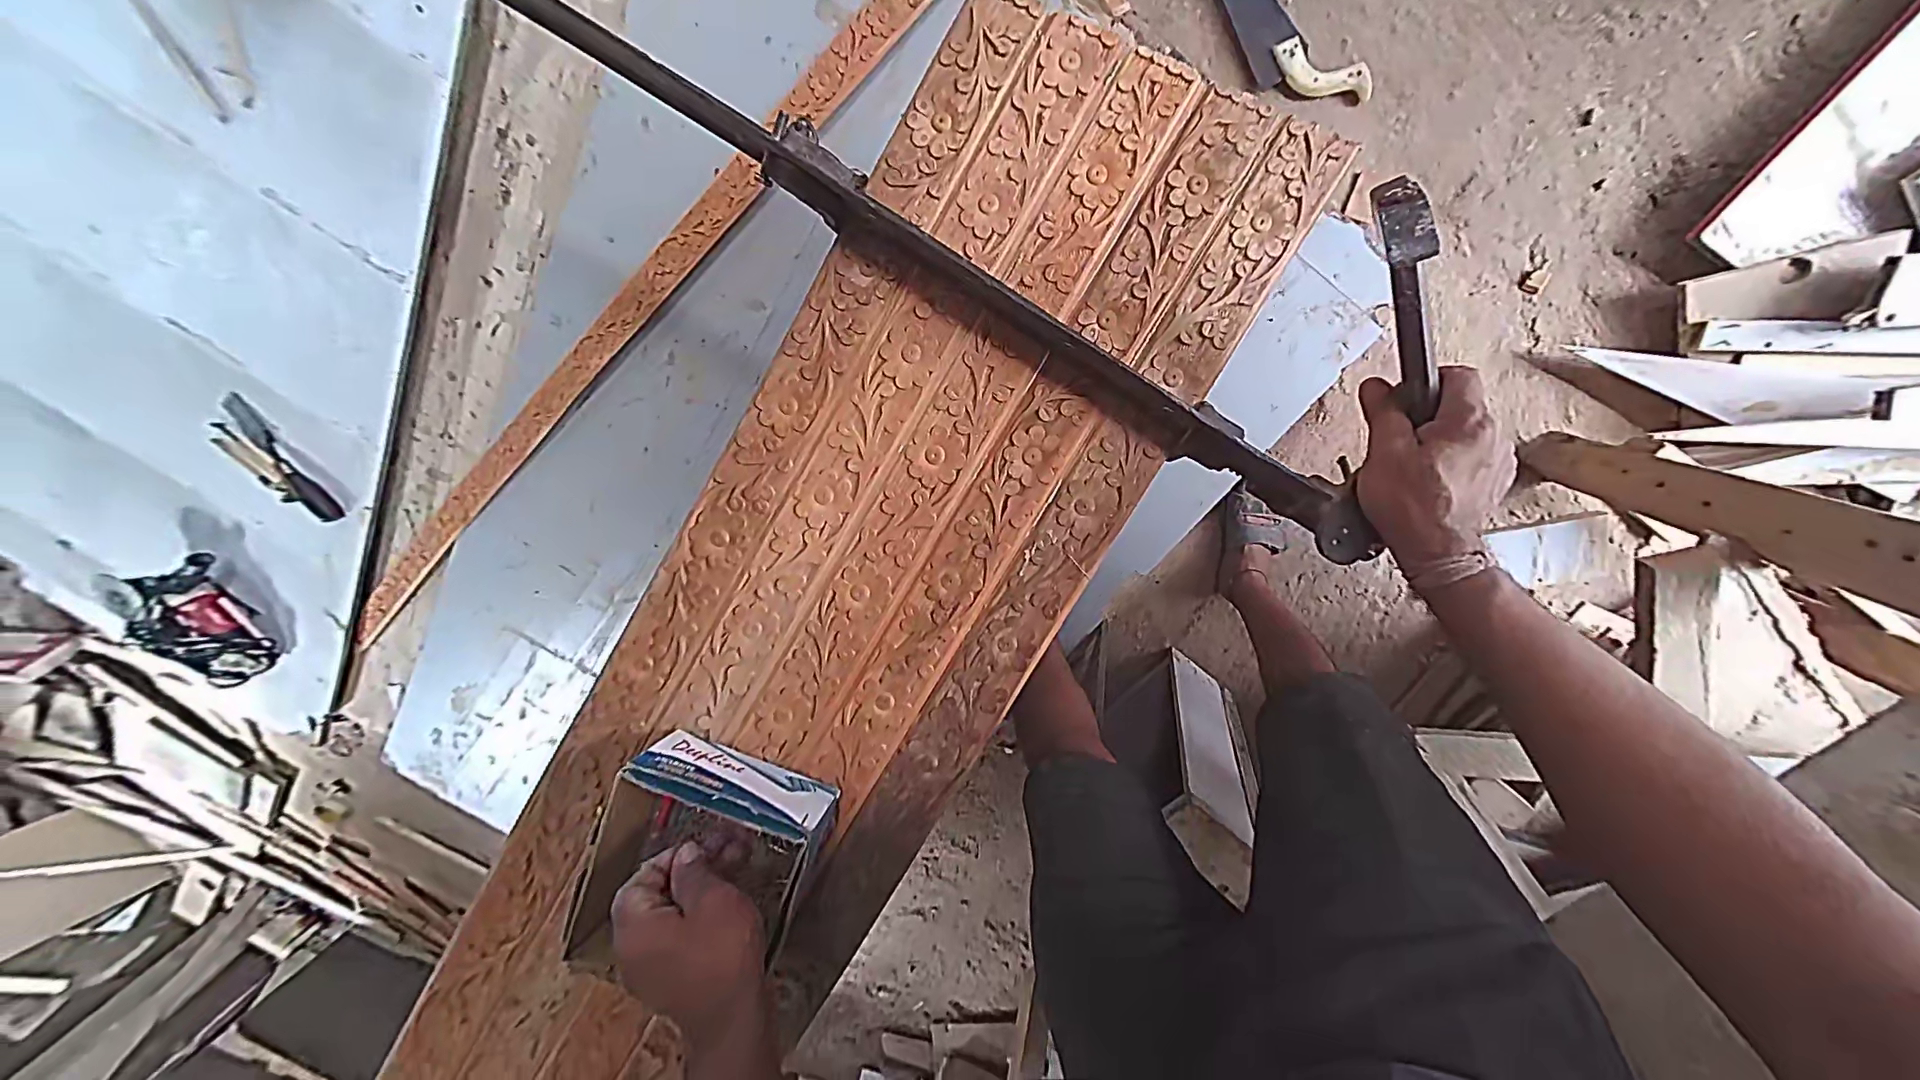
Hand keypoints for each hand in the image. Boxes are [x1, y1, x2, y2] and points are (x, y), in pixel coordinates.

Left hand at [612, 841, 772, 1061]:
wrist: (734, 1018)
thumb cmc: (722, 954)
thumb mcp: (713, 899)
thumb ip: (694, 871)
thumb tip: (685, 854)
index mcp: (633, 926)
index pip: (640, 877)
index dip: (673, 856)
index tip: (705, 846)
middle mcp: (632, 949)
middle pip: (655, 896)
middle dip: (692, 871)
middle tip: (727, 853)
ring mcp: (650, 969)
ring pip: (671, 915)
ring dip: (701, 890)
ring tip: (735, 873)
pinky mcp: (673, 980)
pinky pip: (680, 936)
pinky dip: (701, 916)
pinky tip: (729, 907)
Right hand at [1355, 366, 1514, 574]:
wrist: (1436, 551)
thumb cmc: (1413, 508)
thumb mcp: (1384, 452)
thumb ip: (1384, 413)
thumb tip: (1377, 388)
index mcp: (1470, 422)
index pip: (1458, 375)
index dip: (1425, 382)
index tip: (1403, 400)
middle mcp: (1494, 436)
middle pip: (1460, 405)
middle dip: (1426, 417)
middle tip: (1399, 440)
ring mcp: (1498, 461)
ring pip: (1464, 432)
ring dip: (1438, 441)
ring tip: (1411, 465)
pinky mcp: (1493, 482)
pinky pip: (1471, 457)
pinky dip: (1449, 462)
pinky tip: (1427, 480)